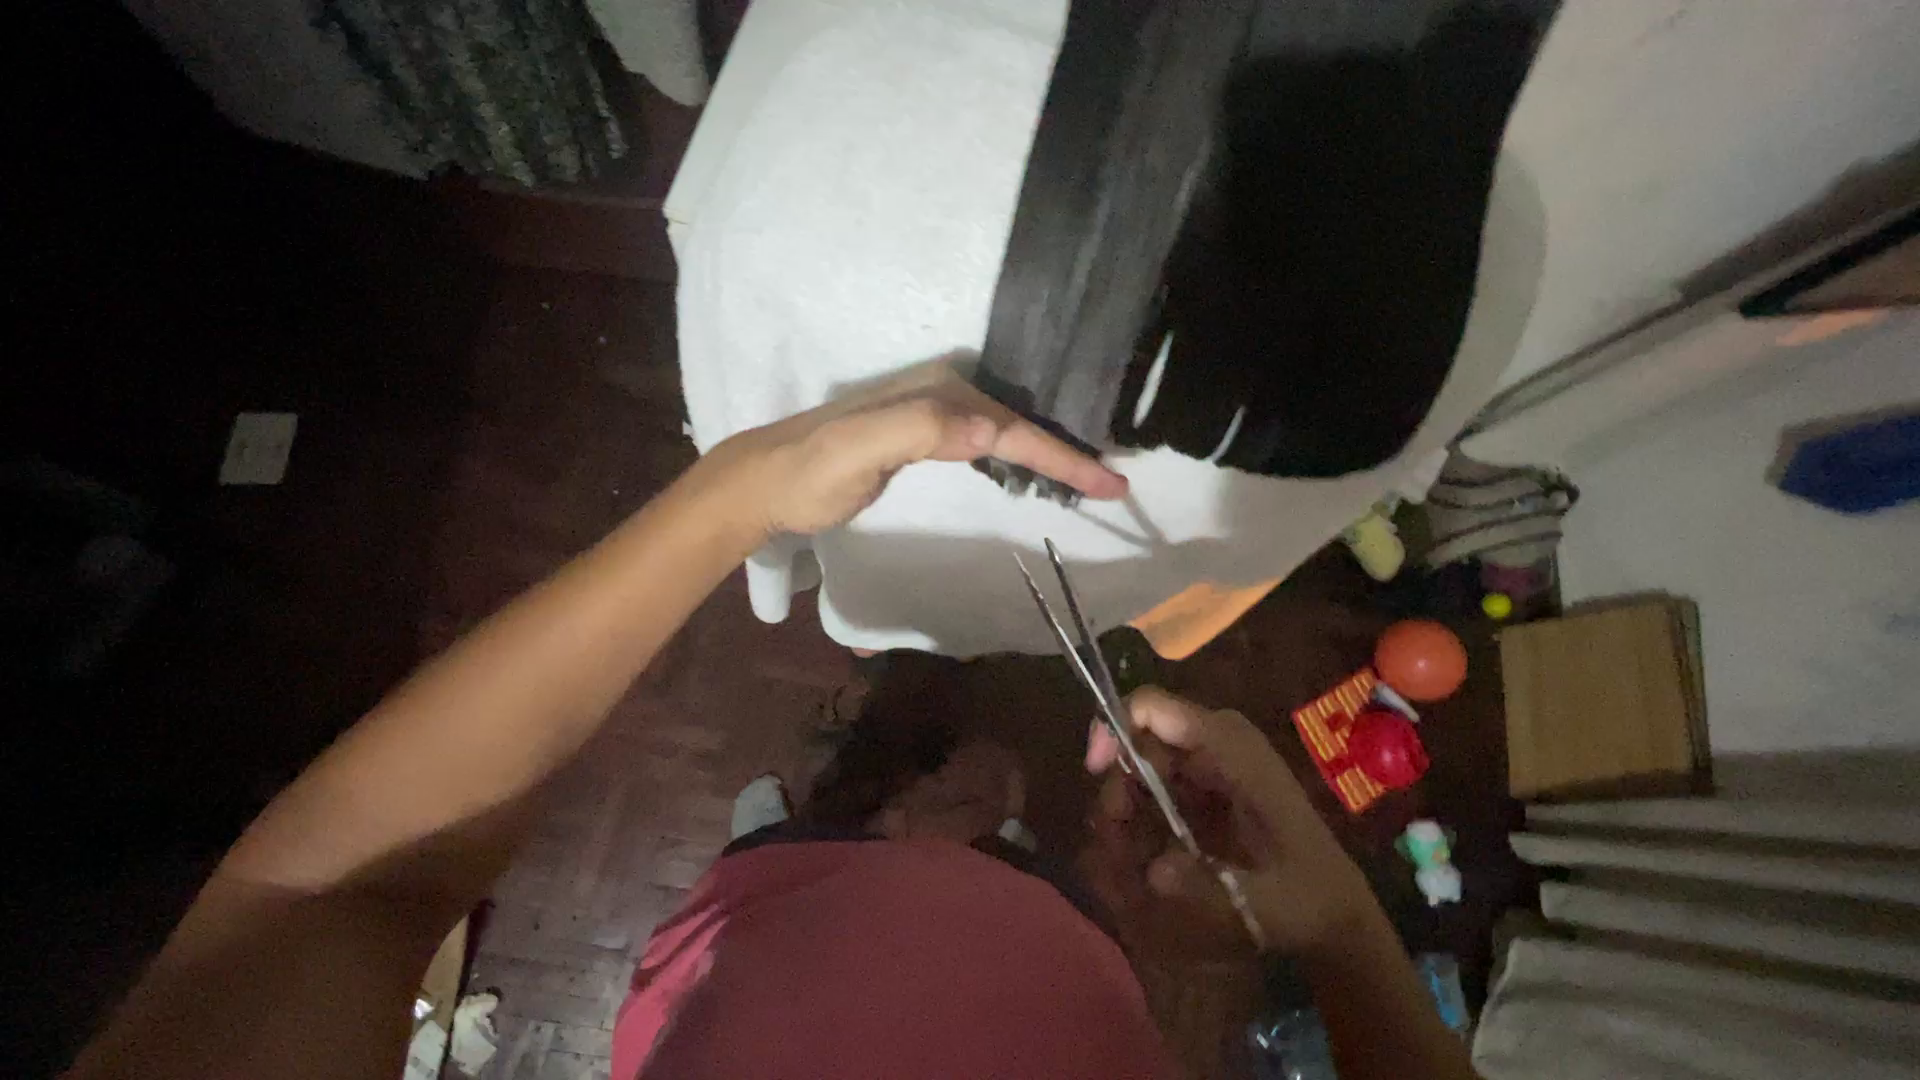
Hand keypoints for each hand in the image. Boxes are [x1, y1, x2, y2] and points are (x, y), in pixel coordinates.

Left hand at [705, 361, 1127, 536]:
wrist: (764, 482)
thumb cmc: (807, 473)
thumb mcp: (856, 451)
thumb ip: (920, 430)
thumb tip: (994, 429)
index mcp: (934, 396)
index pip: (1012, 428)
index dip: (1062, 456)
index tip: (1110, 482)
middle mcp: (939, 394)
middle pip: (1019, 423)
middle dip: (1068, 452)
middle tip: (1114, 482)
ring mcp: (930, 415)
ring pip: (1005, 430)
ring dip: (1047, 453)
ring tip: (1089, 477)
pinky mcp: (922, 435)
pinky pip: (985, 441)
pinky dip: (1016, 456)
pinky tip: (1028, 469)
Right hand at [1085, 686, 1374, 956]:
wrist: (1335, 910)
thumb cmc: (1309, 897)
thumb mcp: (1269, 901)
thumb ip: (1212, 890)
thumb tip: (1154, 871)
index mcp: (1231, 747)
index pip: (1154, 708)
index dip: (1115, 728)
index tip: (1097, 771)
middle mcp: (1215, 744)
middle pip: (1140, 739)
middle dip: (1119, 783)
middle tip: (1116, 836)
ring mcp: (1208, 765)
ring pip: (1142, 765)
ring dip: (1126, 806)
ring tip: (1128, 856)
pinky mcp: (1203, 789)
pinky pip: (1155, 787)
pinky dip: (1140, 817)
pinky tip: (1145, 855)